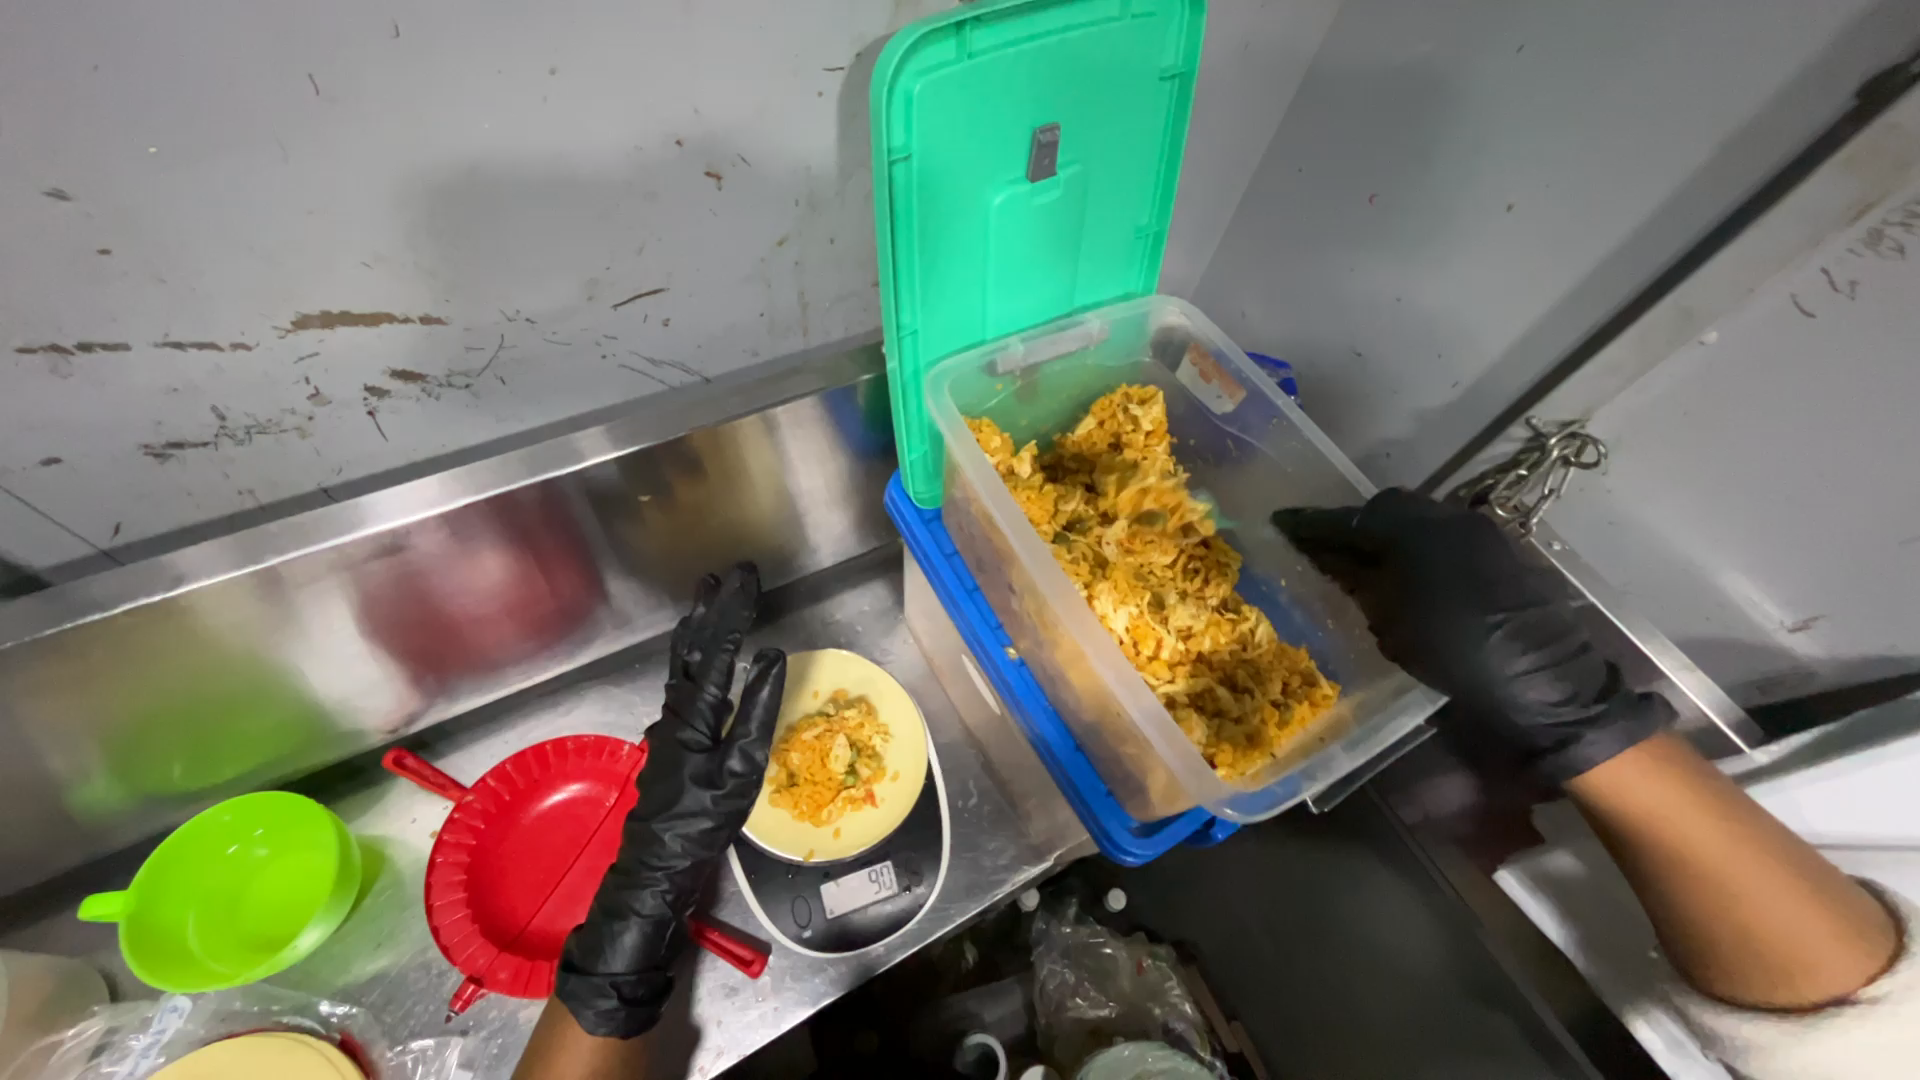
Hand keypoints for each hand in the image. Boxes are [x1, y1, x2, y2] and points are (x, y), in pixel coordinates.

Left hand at [556, 564, 785, 1038]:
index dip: (734, 610)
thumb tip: (771, 657)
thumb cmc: (703, 822)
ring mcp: (670, 720)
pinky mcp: (672, 734)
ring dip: (697, 624)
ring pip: (682, 659)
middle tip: (729, 574)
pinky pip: (682, 678)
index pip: (718, 648)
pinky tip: (698, 651)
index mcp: (695, 712)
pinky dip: (692, 652)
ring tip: (708, 595)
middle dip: (713, 607)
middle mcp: (677, 707)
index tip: (748, 578)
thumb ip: (756, 711)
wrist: (658, 866)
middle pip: (694, 645)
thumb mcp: (741, 769)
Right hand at [1272, 489, 1663, 782]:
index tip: (1281, 523)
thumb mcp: (1392, 622)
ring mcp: (1479, 531)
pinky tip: (1403, 570)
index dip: (1312, 524)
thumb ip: (1356, 580)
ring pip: (1416, 518)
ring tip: (1360, 559)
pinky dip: (1414, 545)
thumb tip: (1326, 556)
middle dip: (1351, 524)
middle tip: (1323, 546)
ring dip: (1384, 534)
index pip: (1351, 519)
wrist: (1544, 684)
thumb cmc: (1455, 654)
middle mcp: (1449, 519)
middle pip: (1385, 508)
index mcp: (1416, 534)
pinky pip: (1441, 533)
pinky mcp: (1499, 548)